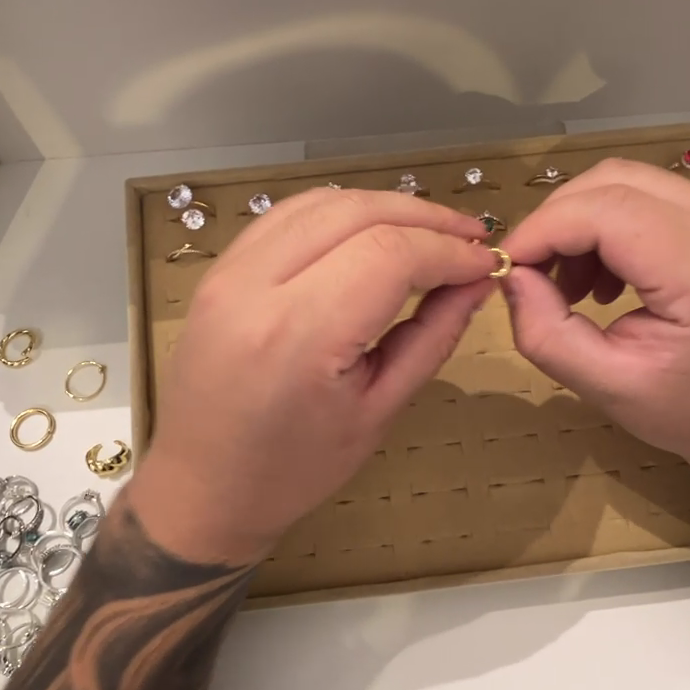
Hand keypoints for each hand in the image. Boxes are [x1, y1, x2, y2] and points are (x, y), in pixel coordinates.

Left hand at [129, 189, 498, 563]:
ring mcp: (229, 271)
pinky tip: (372, 231)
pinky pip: (288, 215)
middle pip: (357, 213)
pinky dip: (340, 211)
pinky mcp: (219, 268)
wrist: (203, 488)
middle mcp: (256, 286)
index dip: (448, 250)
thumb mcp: (379, 412)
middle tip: (470, 237)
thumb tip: (477, 282)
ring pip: (322, 201)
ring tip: (430, 232)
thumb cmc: (294, 469)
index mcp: (300, 335)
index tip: (486, 263)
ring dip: (385, 207)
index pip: (390, 255)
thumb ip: (432, 337)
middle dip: (425, 217)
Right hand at [499, 158, 689, 486]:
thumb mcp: (605, 387)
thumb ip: (546, 331)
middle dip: (559, 219)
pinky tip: (606, 275)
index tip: (509, 264)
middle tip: (534, 272)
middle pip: (617, 181)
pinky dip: (610, 225)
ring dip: (583, 221)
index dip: (546, 227)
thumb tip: (512, 274)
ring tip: (573, 283)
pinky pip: (652, 197)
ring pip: (631, 181)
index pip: (609, 211)